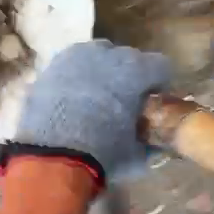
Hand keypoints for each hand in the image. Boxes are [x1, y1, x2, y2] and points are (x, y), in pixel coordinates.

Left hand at [12, 41, 172, 179]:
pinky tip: (73, 99)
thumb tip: (154, 144)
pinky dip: (77, 77)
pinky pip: (72, 65)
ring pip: (98, 55)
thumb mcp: (136, 154)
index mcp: (136, 71)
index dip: (160, 83)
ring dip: (103, 71)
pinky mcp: (52, 68)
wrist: (52, 159)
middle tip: (125, 101)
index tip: (154, 100)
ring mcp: (76, 57)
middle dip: (130, 76)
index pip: (161, 65)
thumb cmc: (103, 154)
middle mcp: (108, 55)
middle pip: (128, 57)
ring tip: (97, 97)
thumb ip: (149, 143)